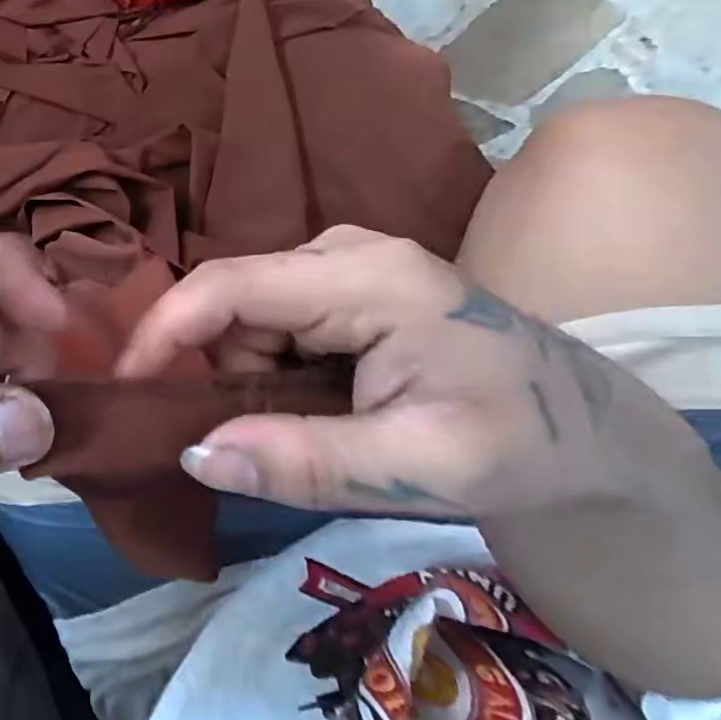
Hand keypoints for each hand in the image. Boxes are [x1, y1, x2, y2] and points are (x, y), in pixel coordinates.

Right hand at [118, 225, 704, 517]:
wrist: (594, 434)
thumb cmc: (522, 446)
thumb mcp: (419, 469)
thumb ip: (303, 462)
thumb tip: (192, 455)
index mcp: (367, 279)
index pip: (227, 287)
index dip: (163, 331)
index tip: (127, 384)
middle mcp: (343, 250)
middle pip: (230, 301)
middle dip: (222, 369)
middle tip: (265, 437)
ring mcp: (341, 259)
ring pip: (243, 312)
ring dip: (250, 372)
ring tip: (315, 422)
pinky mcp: (340, 279)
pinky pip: (266, 316)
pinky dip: (269, 364)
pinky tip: (320, 397)